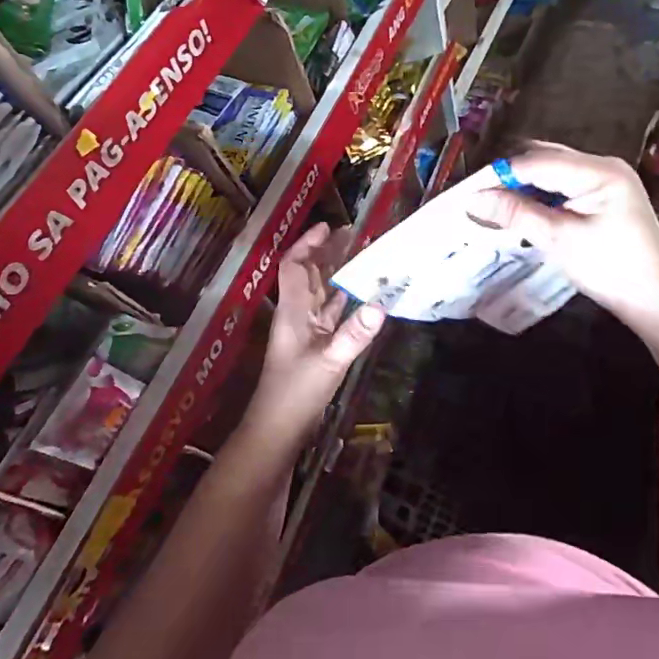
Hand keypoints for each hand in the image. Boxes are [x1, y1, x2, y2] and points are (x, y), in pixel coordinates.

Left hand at [246, 222, 385, 437]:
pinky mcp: (316, 346)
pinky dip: (345, 299)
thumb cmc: (295, 394)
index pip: (294, 266)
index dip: (308, 243)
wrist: (277, 431)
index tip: (329, 226)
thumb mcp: (329, 363)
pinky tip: (364, 295)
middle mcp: (297, 314)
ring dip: (337, 272)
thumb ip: (355, 334)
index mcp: (292, 310)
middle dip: (328, 252)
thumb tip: (381, 305)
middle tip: (355, 234)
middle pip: (309, 273)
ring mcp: (306, 331)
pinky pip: (331, 312)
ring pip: (321, 291)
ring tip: (363, 255)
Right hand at [457, 142, 658, 327]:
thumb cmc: (612, 270)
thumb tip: (474, 199)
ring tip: (495, 206)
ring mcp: (606, 179)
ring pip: (551, 171)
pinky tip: (523, 212)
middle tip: (480, 199)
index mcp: (598, 171)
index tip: (469, 192)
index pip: (536, 161)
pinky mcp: (604, 195)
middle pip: (544, 158)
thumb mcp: (559, 240)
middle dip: (510, 176)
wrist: (658, 300)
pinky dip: (540, 195)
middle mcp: (603, 165)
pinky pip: (563, 184)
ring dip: (524, 186)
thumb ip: (516, 213)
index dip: (500, 174)